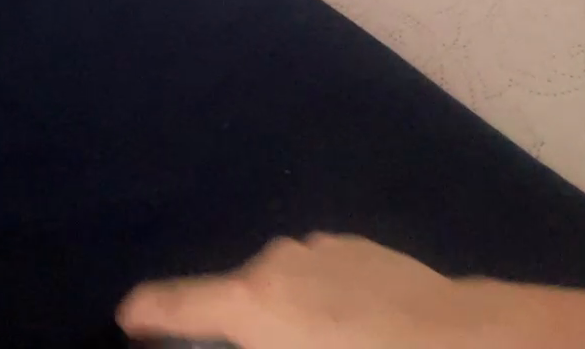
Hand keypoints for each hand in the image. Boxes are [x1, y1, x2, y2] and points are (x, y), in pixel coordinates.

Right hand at [117, 234, 490, 348]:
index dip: (151, 310)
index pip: (183, 304)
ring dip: (283, 313)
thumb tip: (241, 330)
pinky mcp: (357, 246)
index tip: (127, 312)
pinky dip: (317, 298)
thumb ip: (247, 338)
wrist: (457, 340)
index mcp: (253, 300)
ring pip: (283, 284)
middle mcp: (278, 261)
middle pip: (236, 296)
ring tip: (313, 347)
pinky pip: (318, 274)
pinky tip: (350, 328)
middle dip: (234, 326)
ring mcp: (321, 247)